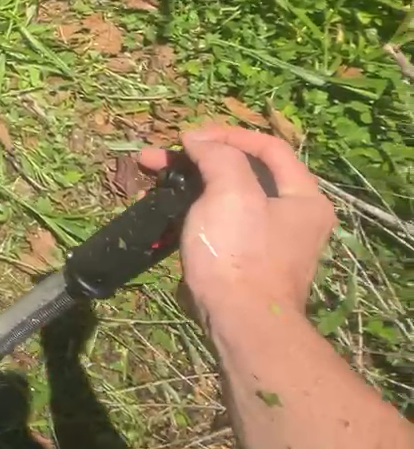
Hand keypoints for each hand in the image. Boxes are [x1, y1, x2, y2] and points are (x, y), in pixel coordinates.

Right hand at [139, 126, 334, 337]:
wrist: (239, 313)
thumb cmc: (240, 251)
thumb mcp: (232, 195)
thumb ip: (219, 158)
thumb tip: (198, 140)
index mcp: (302, 198)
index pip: (269, 148)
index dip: (227, 135)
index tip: (187, 137)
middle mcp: (288, 212)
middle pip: (240, 168)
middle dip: (194, 156)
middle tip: (154, 154)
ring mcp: (262, 232)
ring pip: (220, 189)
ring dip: (182, 176)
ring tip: (146, 173)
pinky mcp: (237, 247)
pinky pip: (210, 212)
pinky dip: (184, 200)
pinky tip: (158, 201)